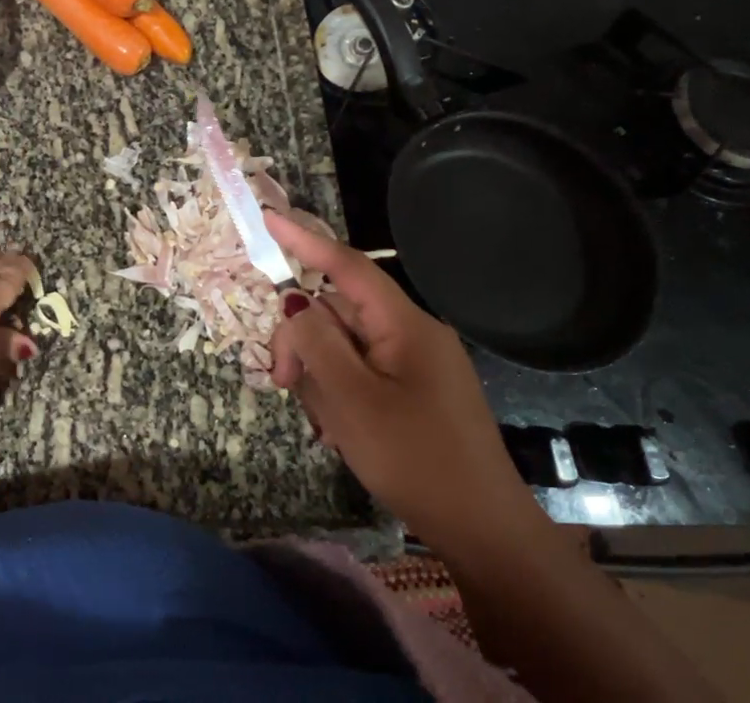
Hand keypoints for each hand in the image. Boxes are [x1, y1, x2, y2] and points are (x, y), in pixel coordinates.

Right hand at [264, 214, 543, 551]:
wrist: (482, 529)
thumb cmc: (414, 458)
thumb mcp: (351, 400)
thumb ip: (317, 343)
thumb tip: (295, 304)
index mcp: (406, 326)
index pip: (349, 267)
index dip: (306, 241)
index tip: (267, 220)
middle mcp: (412, 335)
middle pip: (337, 313)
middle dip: (301, 341)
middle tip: (278, 382)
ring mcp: (415, 365)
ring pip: (343, 347)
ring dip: (318, 376)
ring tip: (322, 422)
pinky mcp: (414, 393)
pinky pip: (360, 374)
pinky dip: (338, 394)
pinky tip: (337, 431)